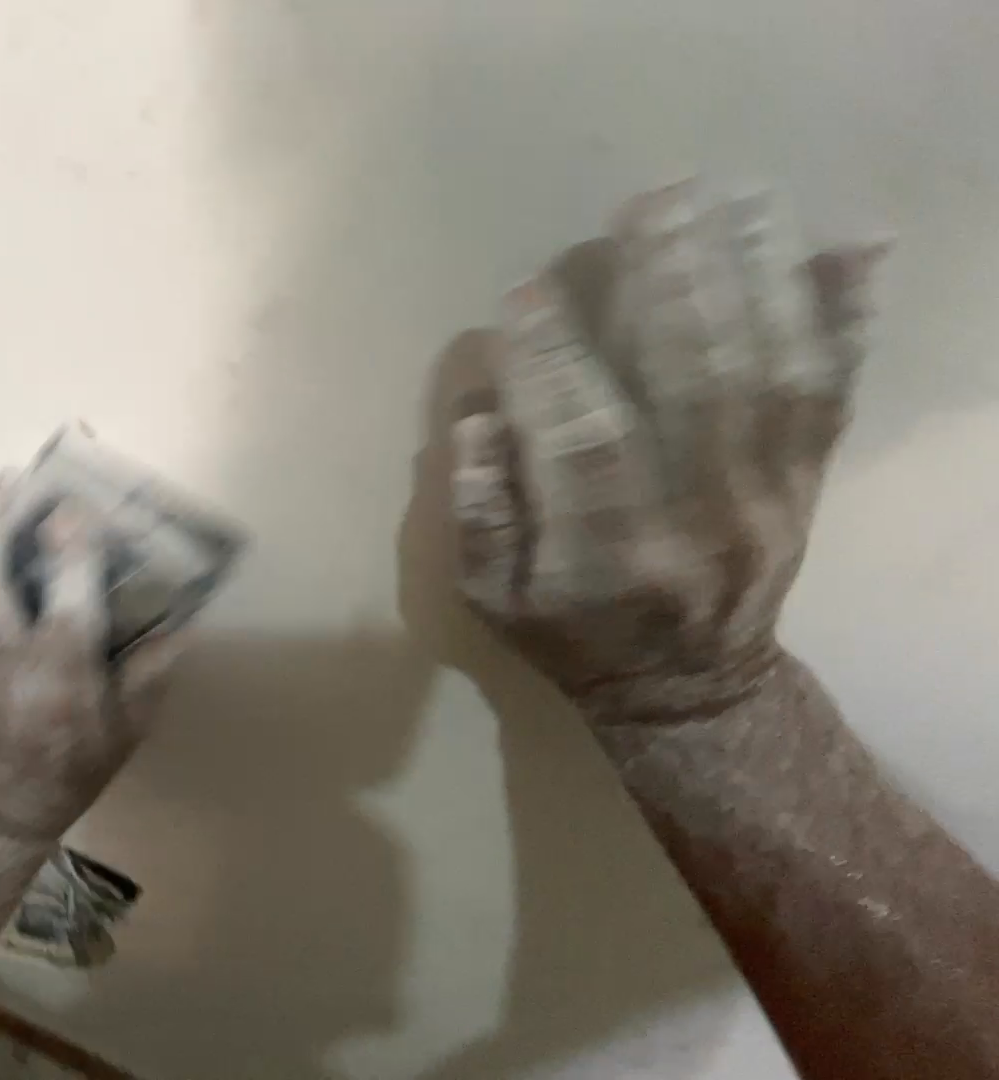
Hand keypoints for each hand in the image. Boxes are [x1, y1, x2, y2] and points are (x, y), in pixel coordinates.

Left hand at [0, 476, 180, 839]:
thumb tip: (179, 616)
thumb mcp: (132, 727)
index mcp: (59, 678)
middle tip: (16, 481)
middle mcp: (6, 662)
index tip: (73, 509)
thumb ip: (153, 671)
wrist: (7, 801)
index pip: (65, 604)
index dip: (70, 552)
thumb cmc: (78, 762)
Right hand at [452, 180, 889, 720]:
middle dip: (672, 287)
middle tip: (649, 205)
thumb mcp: (488, 598)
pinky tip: (855, 245)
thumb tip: (482, 422)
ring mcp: (768, 495)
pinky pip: (835, 394)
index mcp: (602, 550)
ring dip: (755, 278)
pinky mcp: (810, 482)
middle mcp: (698, 515)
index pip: (582, 439)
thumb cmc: (568, 636)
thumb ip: (478, 515)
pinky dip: (849, 318)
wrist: (688, 689)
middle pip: (694, 386)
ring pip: (770, 374)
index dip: (554, 362)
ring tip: (731, 197)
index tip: (526, 295)